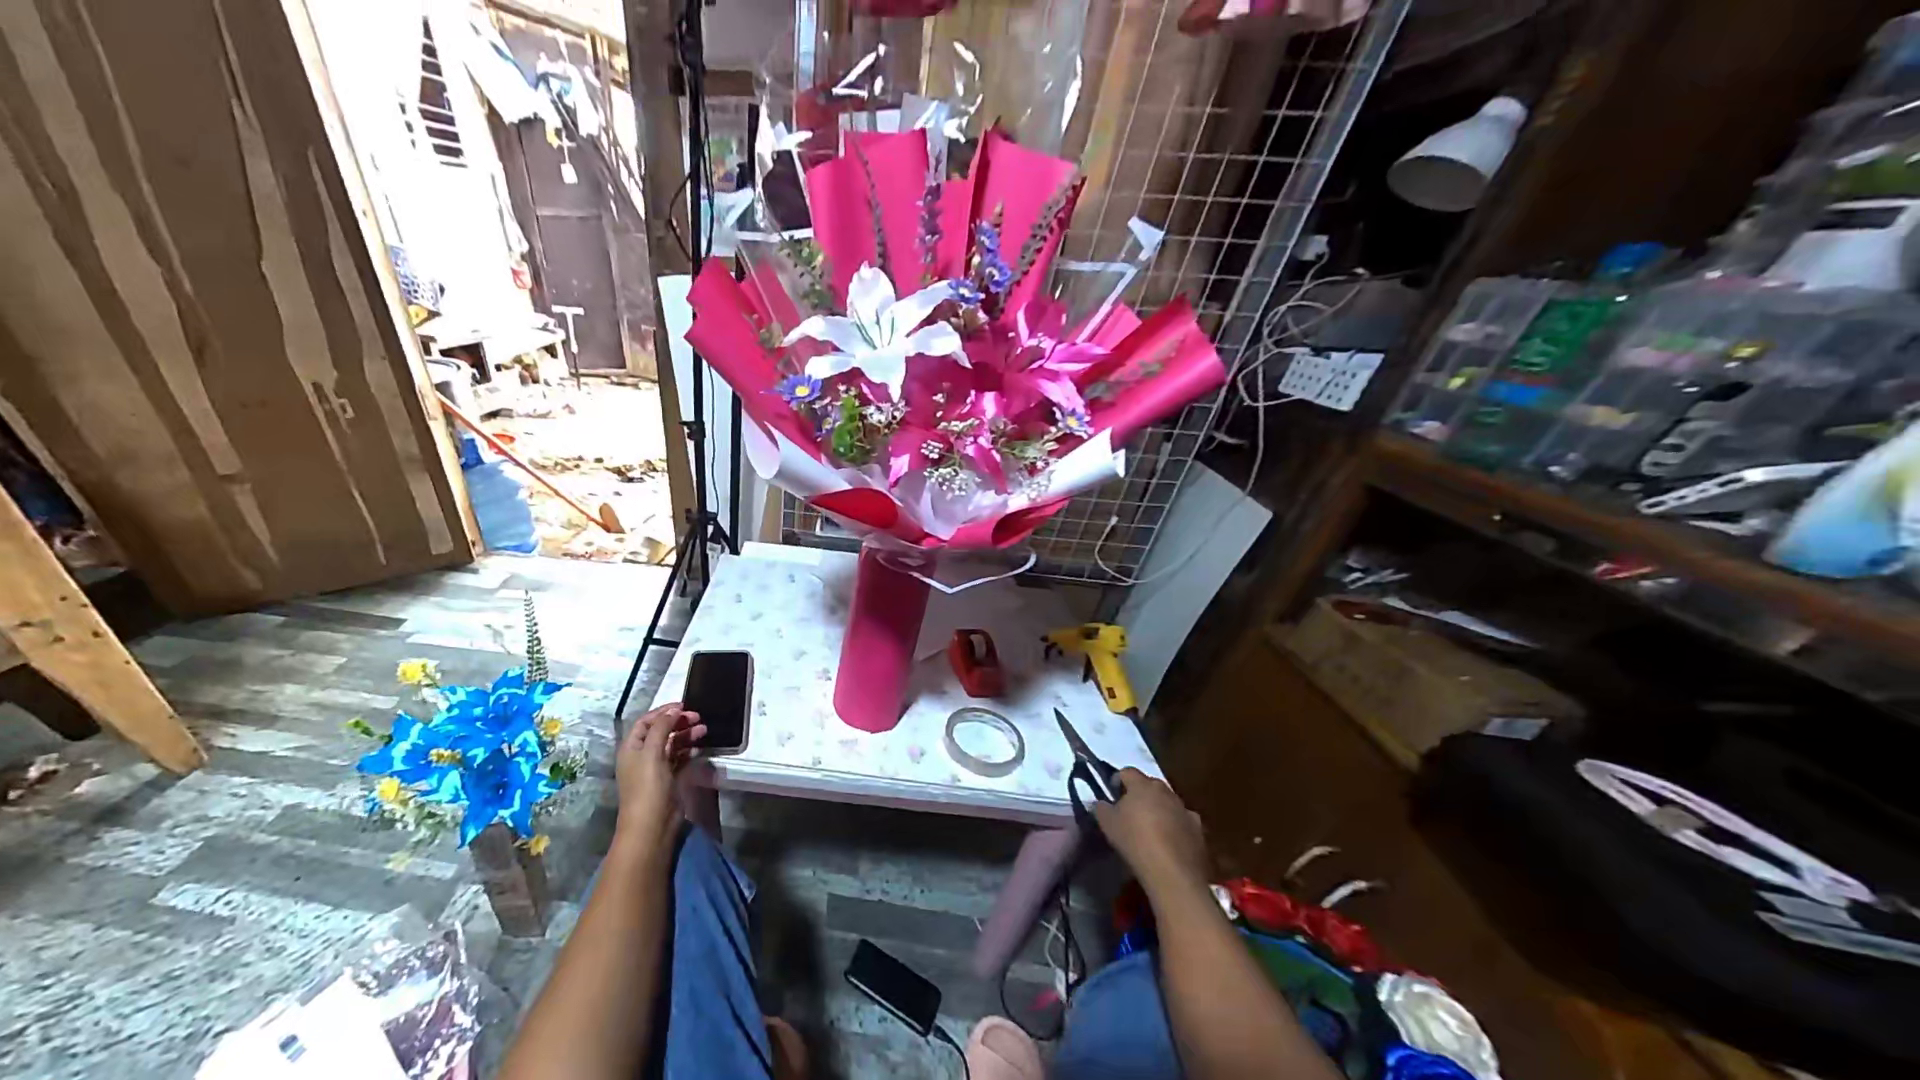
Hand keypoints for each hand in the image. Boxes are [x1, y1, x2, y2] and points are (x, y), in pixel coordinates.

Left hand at [613, 703, 704, 856]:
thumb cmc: (647, 786)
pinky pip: (680, 758)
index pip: (646, 722)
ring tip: (704, 730)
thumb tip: (673, 710)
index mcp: (632, 748)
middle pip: (660, 731)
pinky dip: (689, 750)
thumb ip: (662, 728)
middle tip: (698, 717)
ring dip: (686, 735)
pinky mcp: (669, 778)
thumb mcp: (652, 753)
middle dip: (678, 722)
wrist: (652, 824)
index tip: (684, 706)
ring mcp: (656, 767)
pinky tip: (700, 747)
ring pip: (672, 744)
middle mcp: (642, 755)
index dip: (663, 712)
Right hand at [1092, 769, 1210, 899]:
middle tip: (1130, 812)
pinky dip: (1175, 827)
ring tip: (1150, 829)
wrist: (1172, 871)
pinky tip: (1170, 842)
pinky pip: (1182, 821)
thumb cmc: (1134, 840)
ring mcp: (1184, 809)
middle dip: (1140, 795)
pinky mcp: (1197, 828)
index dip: (1117, 780)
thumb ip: (1101, 808)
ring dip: (1159, 810)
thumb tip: (1101, 803)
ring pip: (1168, 803)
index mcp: (1142, 785)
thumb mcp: (1107, 824)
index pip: (1127, 772)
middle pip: (1150, 786)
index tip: (1111, 794)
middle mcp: (1166, 791)